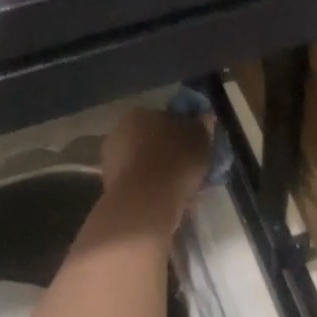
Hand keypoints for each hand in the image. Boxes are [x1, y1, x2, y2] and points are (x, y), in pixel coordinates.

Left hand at [100, 107, 212, 227]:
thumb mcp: (200, 138)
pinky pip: (139, 184)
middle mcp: (120, 132)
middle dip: (169, 152)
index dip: (182, 130)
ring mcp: (112, 160)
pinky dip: (152, 190)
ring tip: (183, 189)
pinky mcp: (111, 187)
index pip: (165, 117)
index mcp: (140, 113)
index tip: (195, 145)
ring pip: (144, 163)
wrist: (144, 202)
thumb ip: (202, 125)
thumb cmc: (174, 161)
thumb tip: (204, 117)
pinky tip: (168, 200)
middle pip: (152, 140)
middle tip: (191, 168)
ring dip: (160, 173)